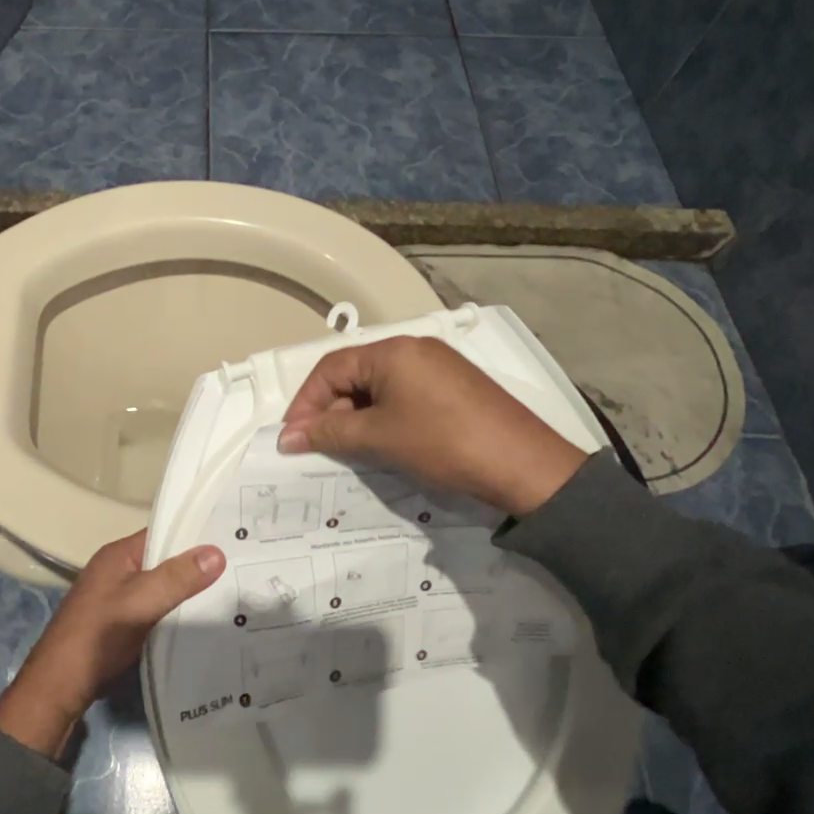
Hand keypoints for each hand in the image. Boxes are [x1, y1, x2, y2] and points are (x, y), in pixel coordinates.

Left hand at [0, 530, 224, 756]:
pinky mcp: (122, 622)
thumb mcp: (140, 603)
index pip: (163, 531)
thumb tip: (217, 551)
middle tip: (240, 564)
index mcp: (118, 555)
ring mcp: (118, 597)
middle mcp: (118, 570)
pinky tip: (202, 617)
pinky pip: (156, 607)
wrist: (61, 686)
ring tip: (231, 589)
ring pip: (161, 585)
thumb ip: (176, 579)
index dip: (194, 533)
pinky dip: (175, 609)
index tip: (231, 536)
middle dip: (196, 563)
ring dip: (187, 589)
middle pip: (164, 559)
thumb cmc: (97, 637)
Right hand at [277, 336, 586, 516]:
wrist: (525, 466)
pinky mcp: (455, 386)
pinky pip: (405, 394)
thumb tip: (287, 437)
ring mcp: (438, 366)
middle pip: (354, 374)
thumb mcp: (379, 438)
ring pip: (379, 386)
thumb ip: (329, 434)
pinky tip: (385, 443)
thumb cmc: (444, 443)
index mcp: (392, 350)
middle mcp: (414, 348)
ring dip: (357, 416)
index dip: (306, 403)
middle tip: (320, 447)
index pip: (330, 368)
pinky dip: (385, 417)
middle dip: (331, 411)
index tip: (293, 438)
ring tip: (350, 449)